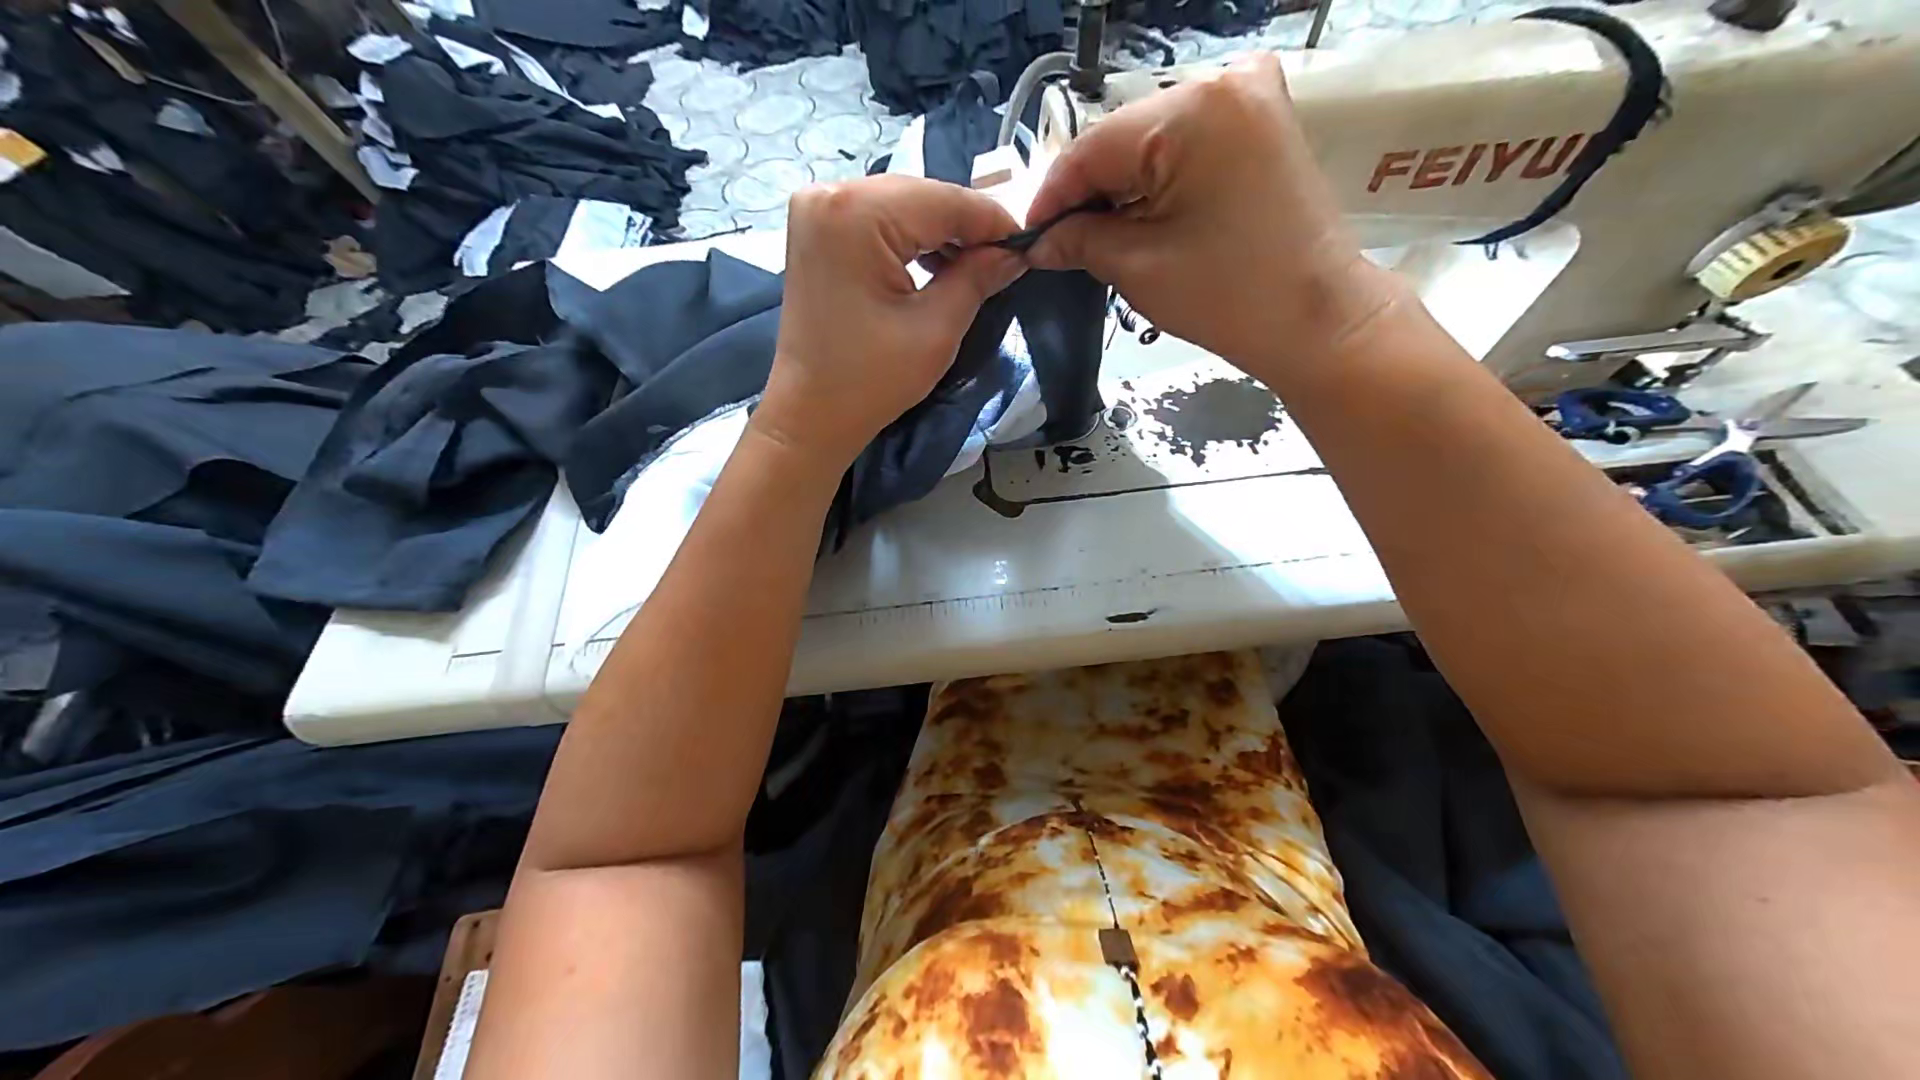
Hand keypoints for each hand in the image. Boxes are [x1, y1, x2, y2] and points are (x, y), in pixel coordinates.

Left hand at [753, 175, 1025, 468]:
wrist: (809, 414)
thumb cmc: (870, 380)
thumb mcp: (936, 329)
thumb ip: (978, 277)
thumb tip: (1014, 251)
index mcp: (856, 213)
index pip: (944, 199)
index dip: (993, 221)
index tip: (1030, 243)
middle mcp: (829, 193)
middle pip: (921, 195)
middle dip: (966, 227)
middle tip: (1005, 259)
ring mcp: (816, 209)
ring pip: (901, 205)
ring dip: (939, 232)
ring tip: (973, 267)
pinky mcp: (816, 231)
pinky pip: (877, 220)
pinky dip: (909, 239)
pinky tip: (935, 265)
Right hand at [1026, 54, 1407, 380]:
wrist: (1316, 319)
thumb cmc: (1228, 296)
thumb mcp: (1138, 267)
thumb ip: (1078, 240)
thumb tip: (1040, 240)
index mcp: (1192, 110)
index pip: (1091, 148)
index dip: (1051, 196)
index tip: (1026, 236)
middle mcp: (1223, 81)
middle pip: (1122, 138)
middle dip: (1087, 192)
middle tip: (1058, 242)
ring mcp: (1248, 96)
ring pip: (1151, 140)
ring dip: (1119, 187)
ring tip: (1096, 236)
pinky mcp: (1260, 121)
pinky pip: (1185, 143)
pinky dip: (1156, 179)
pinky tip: (1139, 216)